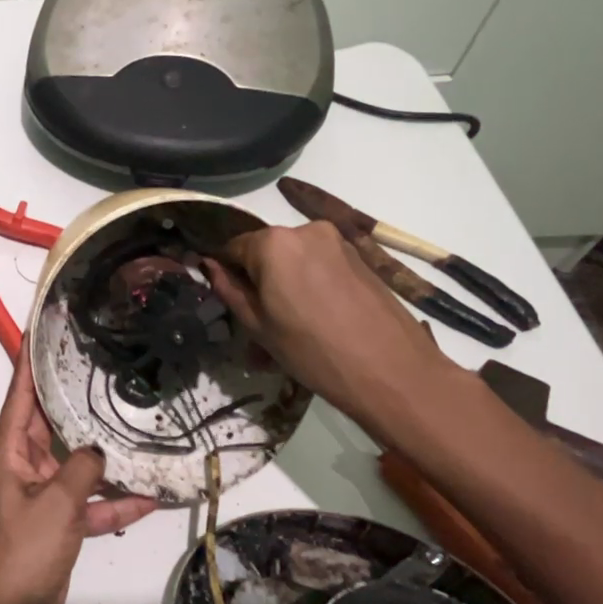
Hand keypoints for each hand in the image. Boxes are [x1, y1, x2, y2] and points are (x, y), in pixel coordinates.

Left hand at [0, 354, 157, 603]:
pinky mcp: (59, 519)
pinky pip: (89, 501)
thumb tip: (98, 450)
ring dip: (105, 455)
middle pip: (51, 422)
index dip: (30, 362)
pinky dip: (114, 502)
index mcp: (9, 450)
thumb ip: (81, 470)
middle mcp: (23, 463)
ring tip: (139, 425)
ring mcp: (42, 492)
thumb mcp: (56, 506)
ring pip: (77, 462)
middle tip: (105, 368)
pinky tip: (152, 496)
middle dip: (75, 399)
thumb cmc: (23, 549)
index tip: (43, 330)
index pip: (20, 395)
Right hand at [202, 221, 455, 427]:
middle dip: (259, 278)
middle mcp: (304, 230)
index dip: (226, 274)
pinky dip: (311, 284)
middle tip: (261, 320)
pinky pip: (320, 264)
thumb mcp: (258, 326)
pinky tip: (318, 318)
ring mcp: (336, 242)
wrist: (395, 372)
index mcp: (272, 243)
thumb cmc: (314, 351)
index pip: (231, 248)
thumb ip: (229, 289)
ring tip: (291, 324)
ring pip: (293, 258)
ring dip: (285, 282)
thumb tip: (207, 266)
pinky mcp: (360, 257)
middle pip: (264, 250)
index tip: (230, 302)